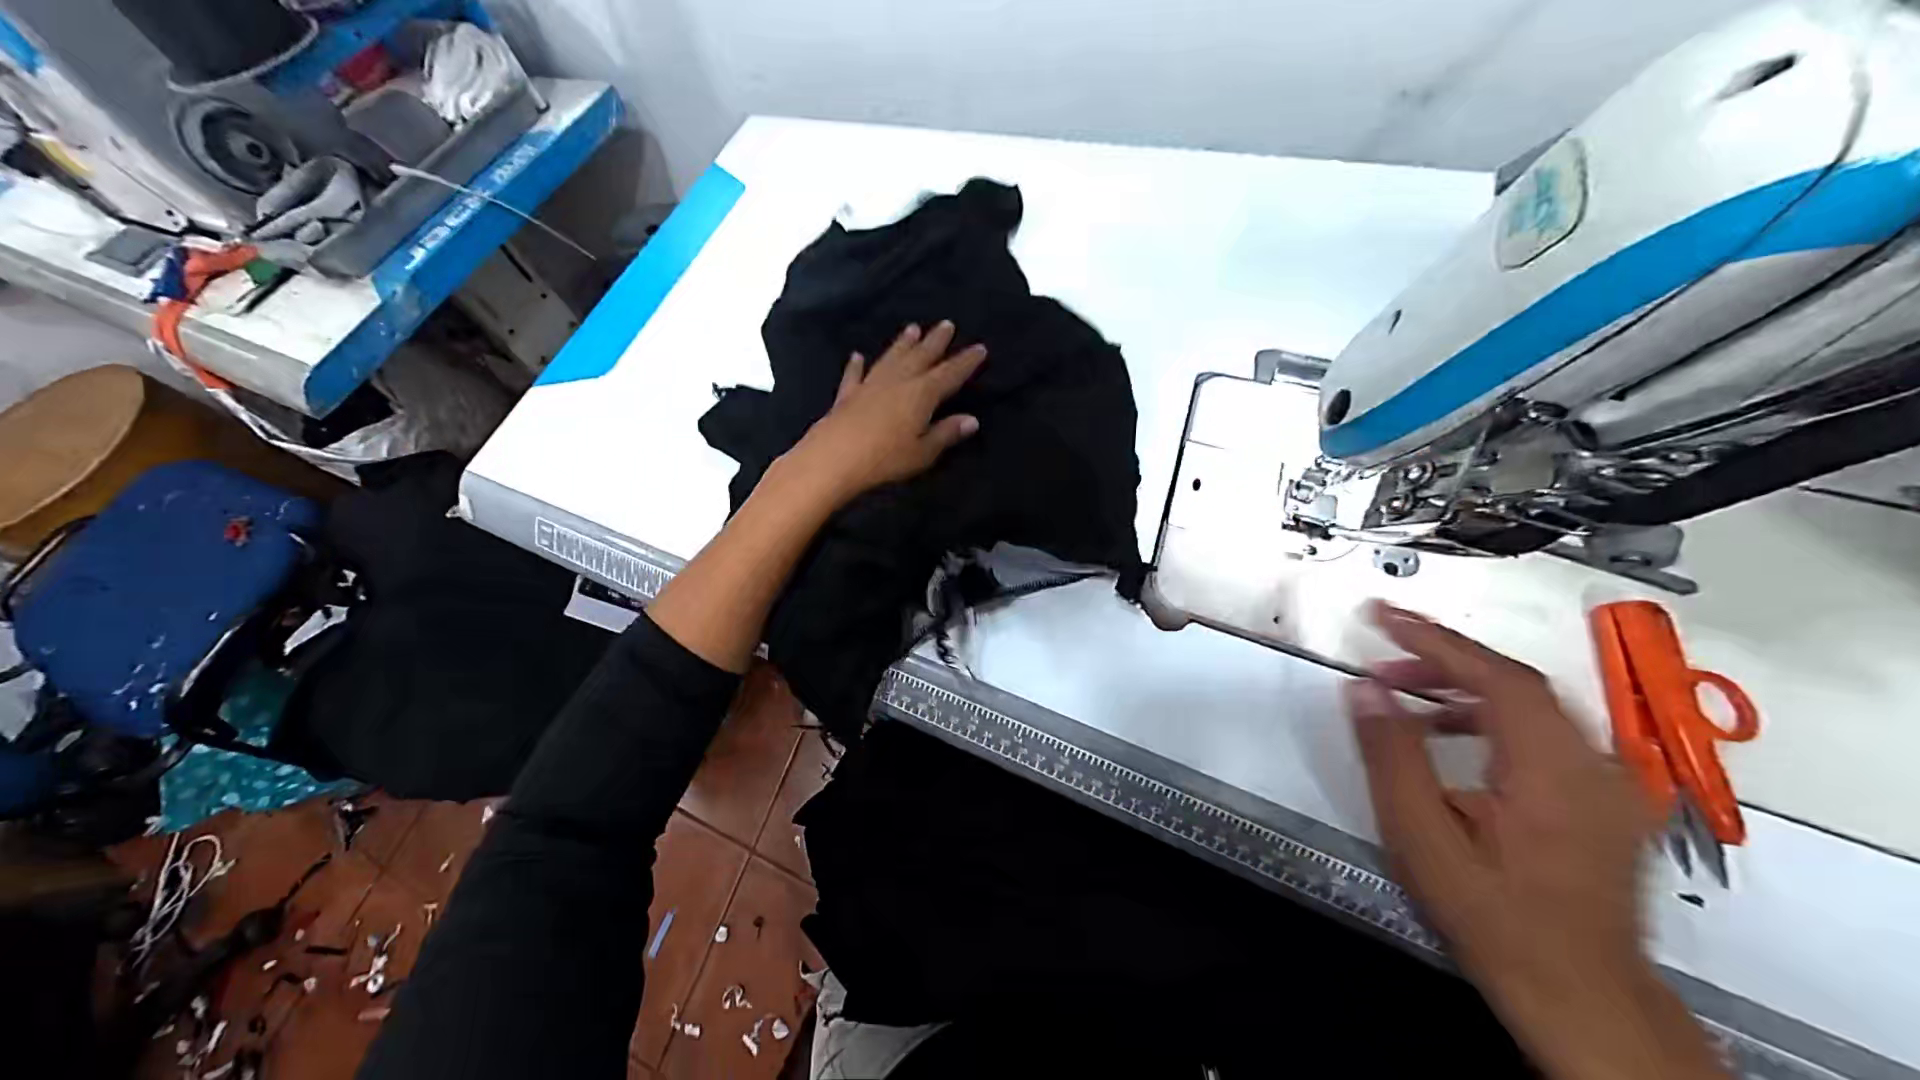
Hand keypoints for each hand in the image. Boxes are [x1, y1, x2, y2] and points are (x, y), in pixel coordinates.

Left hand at [775, 320, 986, 509]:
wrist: (834, 458)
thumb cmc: (885, 458)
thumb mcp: (923, 451)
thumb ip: (946, 433)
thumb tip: (971, 420)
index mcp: (921, 394)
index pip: (950, 374)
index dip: (966, 362)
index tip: (980, 348)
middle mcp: (897, 382)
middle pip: (921, 357)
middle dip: (935, 341)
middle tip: (946, 324)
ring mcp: (870, 386)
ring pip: (891, 358)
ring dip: (903, 344)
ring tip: (912, 328)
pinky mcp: (847, 396)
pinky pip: (855, 375)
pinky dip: (857, 365)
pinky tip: (857, 356)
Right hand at [1347, 601, 1725, 1079]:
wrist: (1580, 993)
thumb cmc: (1493, 915)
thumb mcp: (1422, 835)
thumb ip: (1392, 754)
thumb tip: (1364, 688)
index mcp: (1553, 771)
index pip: (1496, 676)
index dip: (1435, 639)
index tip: (1382, 614)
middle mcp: (1596, 765)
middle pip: (1517, 683)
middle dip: (1444, 659)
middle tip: (1383, 656)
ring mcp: (1608, 781)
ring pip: (1532, 704)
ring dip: (1465, 686)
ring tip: (1405, 691)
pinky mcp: (1606, 797)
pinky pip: (1546, 731)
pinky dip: (1492, 715)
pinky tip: (1451, 733)